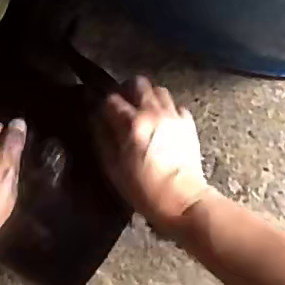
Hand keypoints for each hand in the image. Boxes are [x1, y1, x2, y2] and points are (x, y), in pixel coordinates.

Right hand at [94, 76, 207, 232]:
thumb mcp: (114, 169)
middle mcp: (153, 113)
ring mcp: (173, 116)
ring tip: (144, 111)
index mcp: (132, 124)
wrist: (184, 201)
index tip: (102, 113)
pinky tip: (163, 123)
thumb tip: (96, 120)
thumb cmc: (144, 190)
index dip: (104, 104)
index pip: (112, 99)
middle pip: (138, 83)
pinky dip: (167, 109)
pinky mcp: (188, 124)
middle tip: (124, 105)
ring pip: (159, 90)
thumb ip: (103, 139)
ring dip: (149, 96)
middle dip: (127, 90)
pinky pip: (176, 106)